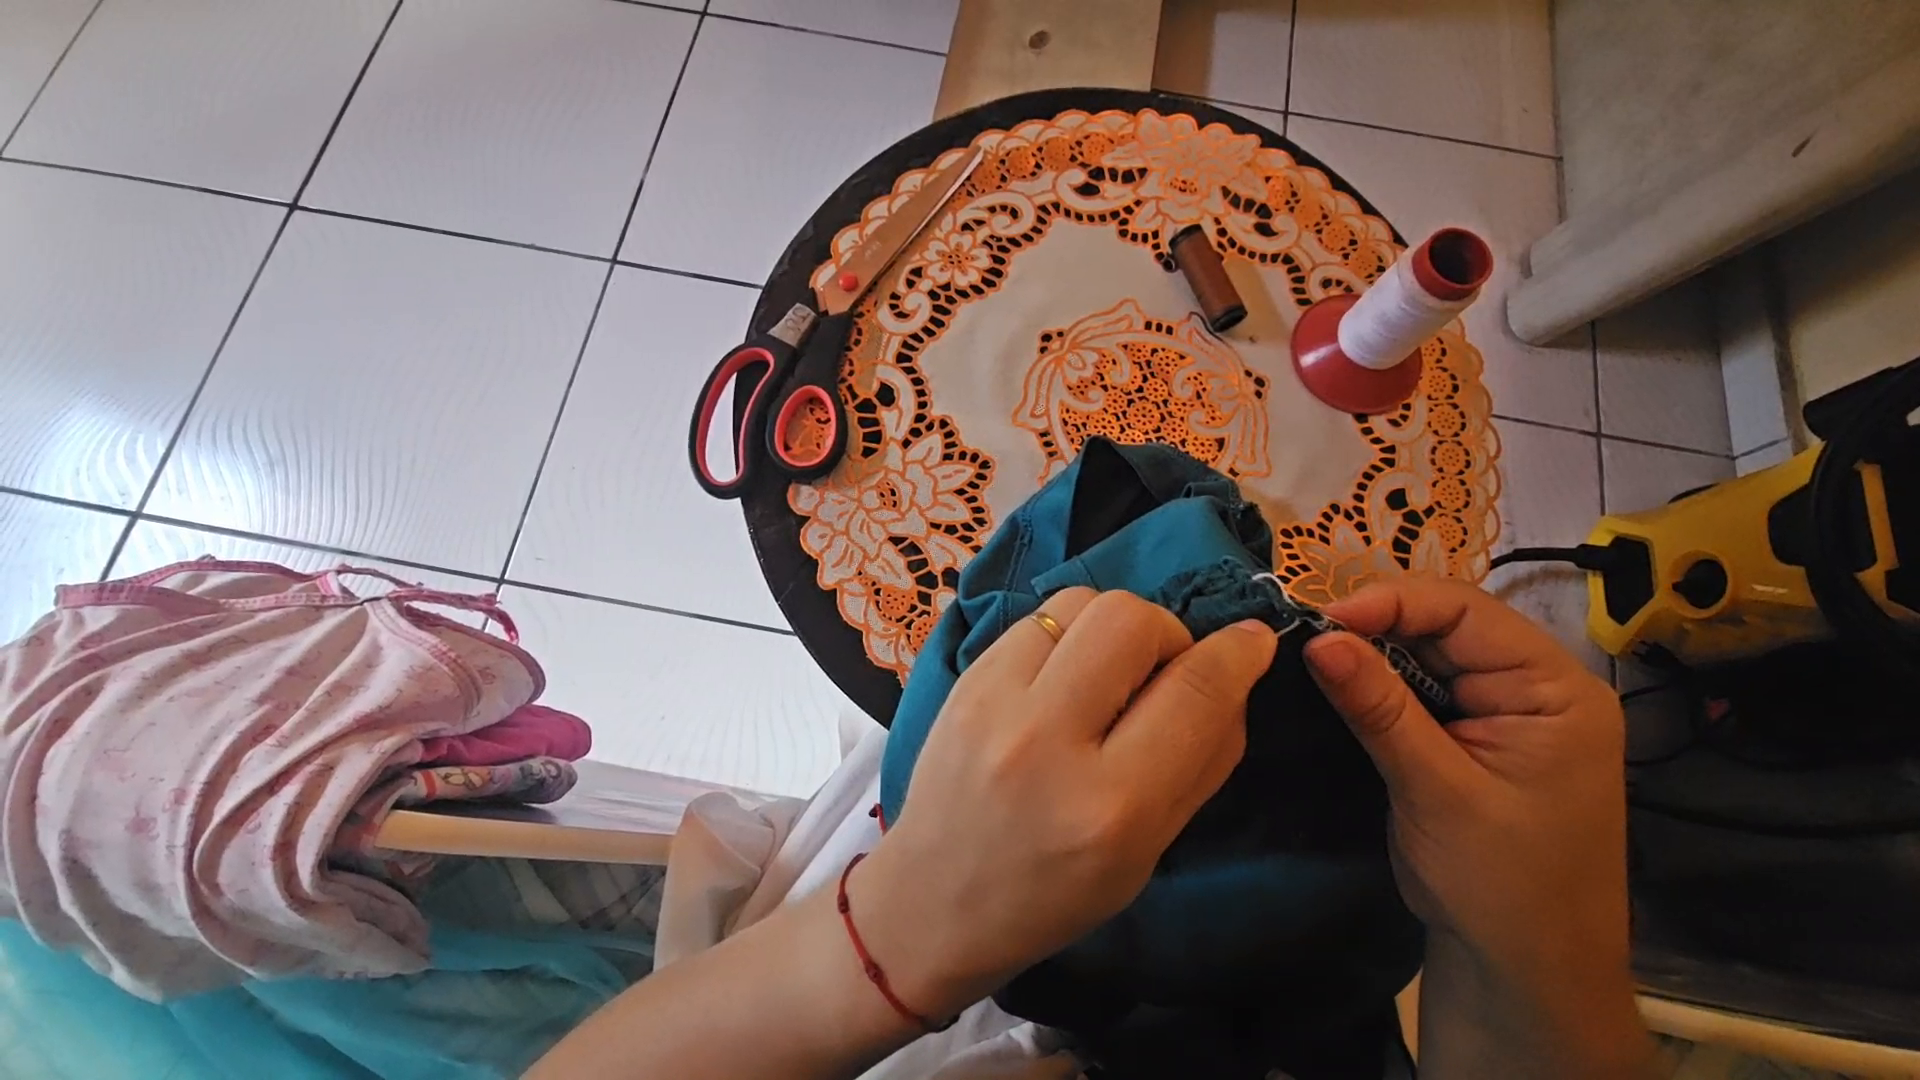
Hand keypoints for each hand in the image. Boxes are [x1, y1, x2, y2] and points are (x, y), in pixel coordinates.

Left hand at [852, 587, 1277, 1020]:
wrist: (934, 898)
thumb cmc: (1053, 893)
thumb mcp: (1148, 852)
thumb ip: (1203, 762)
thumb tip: (1232, 677)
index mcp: (1112, 805)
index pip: (1195, 691)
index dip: (1238, 653)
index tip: (1252, 640)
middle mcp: (1048, 739)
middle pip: (1131, 618)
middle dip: (1168, 631)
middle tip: (1161, 669)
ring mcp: (994, 701)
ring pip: (1079, 601)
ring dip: (1113, 626)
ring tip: (1107, 671)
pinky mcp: (962, 679)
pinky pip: (1035, 618)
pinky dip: (1066, 634)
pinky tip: (1061, 676)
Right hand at [1303, 577, 1651, 1075]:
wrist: (1521, 969)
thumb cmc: (1500, 884)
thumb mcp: (1436, 790)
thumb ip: (1378, 707)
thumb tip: (1317, 637)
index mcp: (1554, 691)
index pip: (1467, 612)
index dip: (1391, 603)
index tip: (1321, 620)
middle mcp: (1533, 688)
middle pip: (1445, 625)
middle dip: (1375, 625)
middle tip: (1306, 637)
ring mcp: (1501, 711)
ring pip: (1425, 655)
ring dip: (1370, 653)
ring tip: (1313, 654)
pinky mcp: (1469, 734)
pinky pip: (1418, 688)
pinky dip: (1376, 683)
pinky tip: (1338, 682)